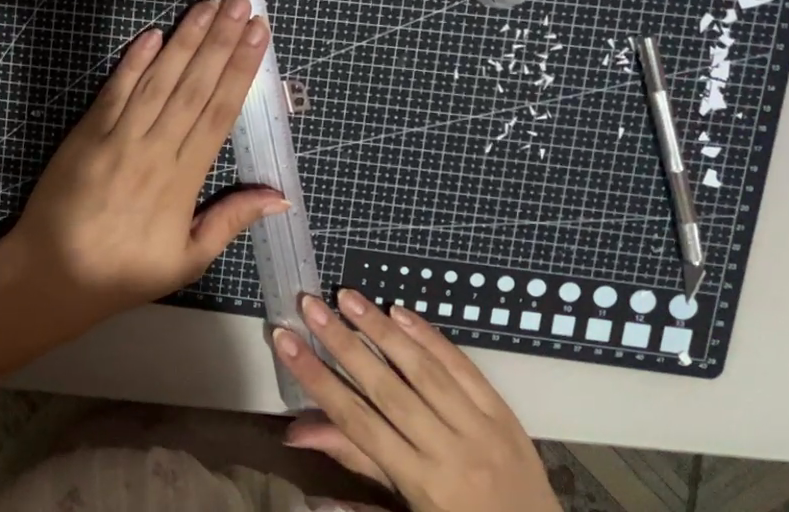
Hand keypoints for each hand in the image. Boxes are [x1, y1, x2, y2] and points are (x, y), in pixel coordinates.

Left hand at [5, 0, 287, 320]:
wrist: (53, 273)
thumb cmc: (124, 271)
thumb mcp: (187, 259)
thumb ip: (231, 221)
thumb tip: (280, 195)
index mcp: (184, 180)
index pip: (219, 112)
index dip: (241, 70)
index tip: (258, 35)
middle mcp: (155, 150)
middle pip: (194, 86)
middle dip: (220, 40)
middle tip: (240, 2)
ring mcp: (118, 137)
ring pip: (159, 80)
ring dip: (184, 40)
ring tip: (206, 6)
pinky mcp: (86, 132)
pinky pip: (114, 91)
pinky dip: (133, 61)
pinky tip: (153, 34)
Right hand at [274, 292, 559, 511]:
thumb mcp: (403, 511)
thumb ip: (354, 466)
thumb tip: (295, 433)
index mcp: (421, 483)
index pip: (356, 421)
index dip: (317, 379)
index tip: (284, 341)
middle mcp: (449, 451)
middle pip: (386, 388)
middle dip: (343, 344)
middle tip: (310, 305)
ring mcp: (481, 429)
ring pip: (423, 370)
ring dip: (381, 329)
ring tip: (347, 296)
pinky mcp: (504, 414)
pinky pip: (463, 368)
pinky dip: (430, 337)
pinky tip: (400, 311)